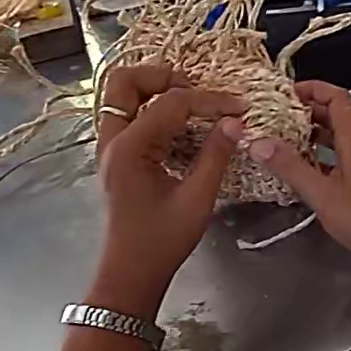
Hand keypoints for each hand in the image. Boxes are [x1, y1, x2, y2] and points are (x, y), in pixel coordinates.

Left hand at [89, 66, 245, 315]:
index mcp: (129, 149)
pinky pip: (130, 116)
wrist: (131, 273)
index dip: (210, 100)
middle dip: (165, 76)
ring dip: (156, 90)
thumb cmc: (161, 242)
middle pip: (125, 81)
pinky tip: (183, 125)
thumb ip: (215, 156)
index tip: (240, 107)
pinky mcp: (117, 157)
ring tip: (194, 102)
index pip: (171, 103)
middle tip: (200, 90)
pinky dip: (154, 109)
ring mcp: (110, 148)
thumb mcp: (197, 200)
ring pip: (122, 96)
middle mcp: (111, 141)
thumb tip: (236, 123)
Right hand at [246, 81, 350, 267]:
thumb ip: (290, 167)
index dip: (315, 89)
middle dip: (308, 110)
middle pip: (337, 115)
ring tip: (283, 136)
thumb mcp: (321, 193)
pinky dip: (319, 153)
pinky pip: (338, 155)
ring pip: (337, 137)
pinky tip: (301, 165)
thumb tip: (258, 143)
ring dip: (312, 132)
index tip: (288, 93)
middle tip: (278, 115)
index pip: (338, 99)